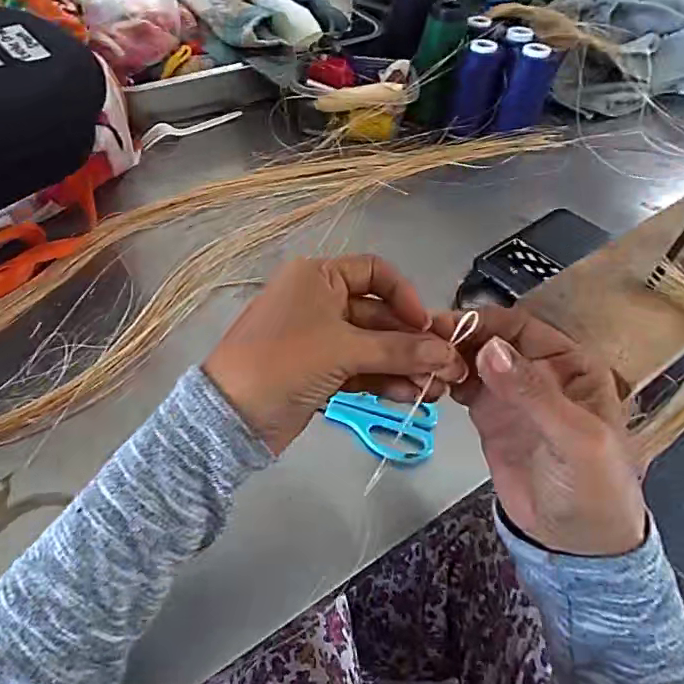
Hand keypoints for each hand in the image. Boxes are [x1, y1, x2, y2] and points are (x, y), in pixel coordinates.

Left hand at [203, 256, 467, 453]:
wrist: (233, 412)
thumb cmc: (284, 361)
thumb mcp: (343, 349)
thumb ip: (399, 349)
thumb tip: (447, 353)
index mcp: (315, 277)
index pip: (373, 271)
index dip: (404, 295)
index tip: (427, 325)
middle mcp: (317, 300)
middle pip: (378, 313)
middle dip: (413, 341)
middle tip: (450, 369)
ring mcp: (317, 337)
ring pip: (372, 345)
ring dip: (404, 364)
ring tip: (437, 390)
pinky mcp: (317, 370)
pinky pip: (359, 368)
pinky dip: (383, 380)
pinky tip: (411, 396)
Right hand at [435, 306, 647, 556]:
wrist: (575, 541)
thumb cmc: (593, 487)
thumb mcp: (573, 438)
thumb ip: (532, 392)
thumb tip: (488, 347)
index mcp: (570, 365)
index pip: (520, 327)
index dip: (481, 322)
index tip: (440, 325)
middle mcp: (537, 369)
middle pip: (488, 337)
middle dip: (454, 337)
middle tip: (419, 346)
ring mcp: (508, 390)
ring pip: (469, 356)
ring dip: (443, 355)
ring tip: (417, 365)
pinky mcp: (485, 410)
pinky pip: (459, 381)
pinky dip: (440, 376)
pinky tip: (425, 382)